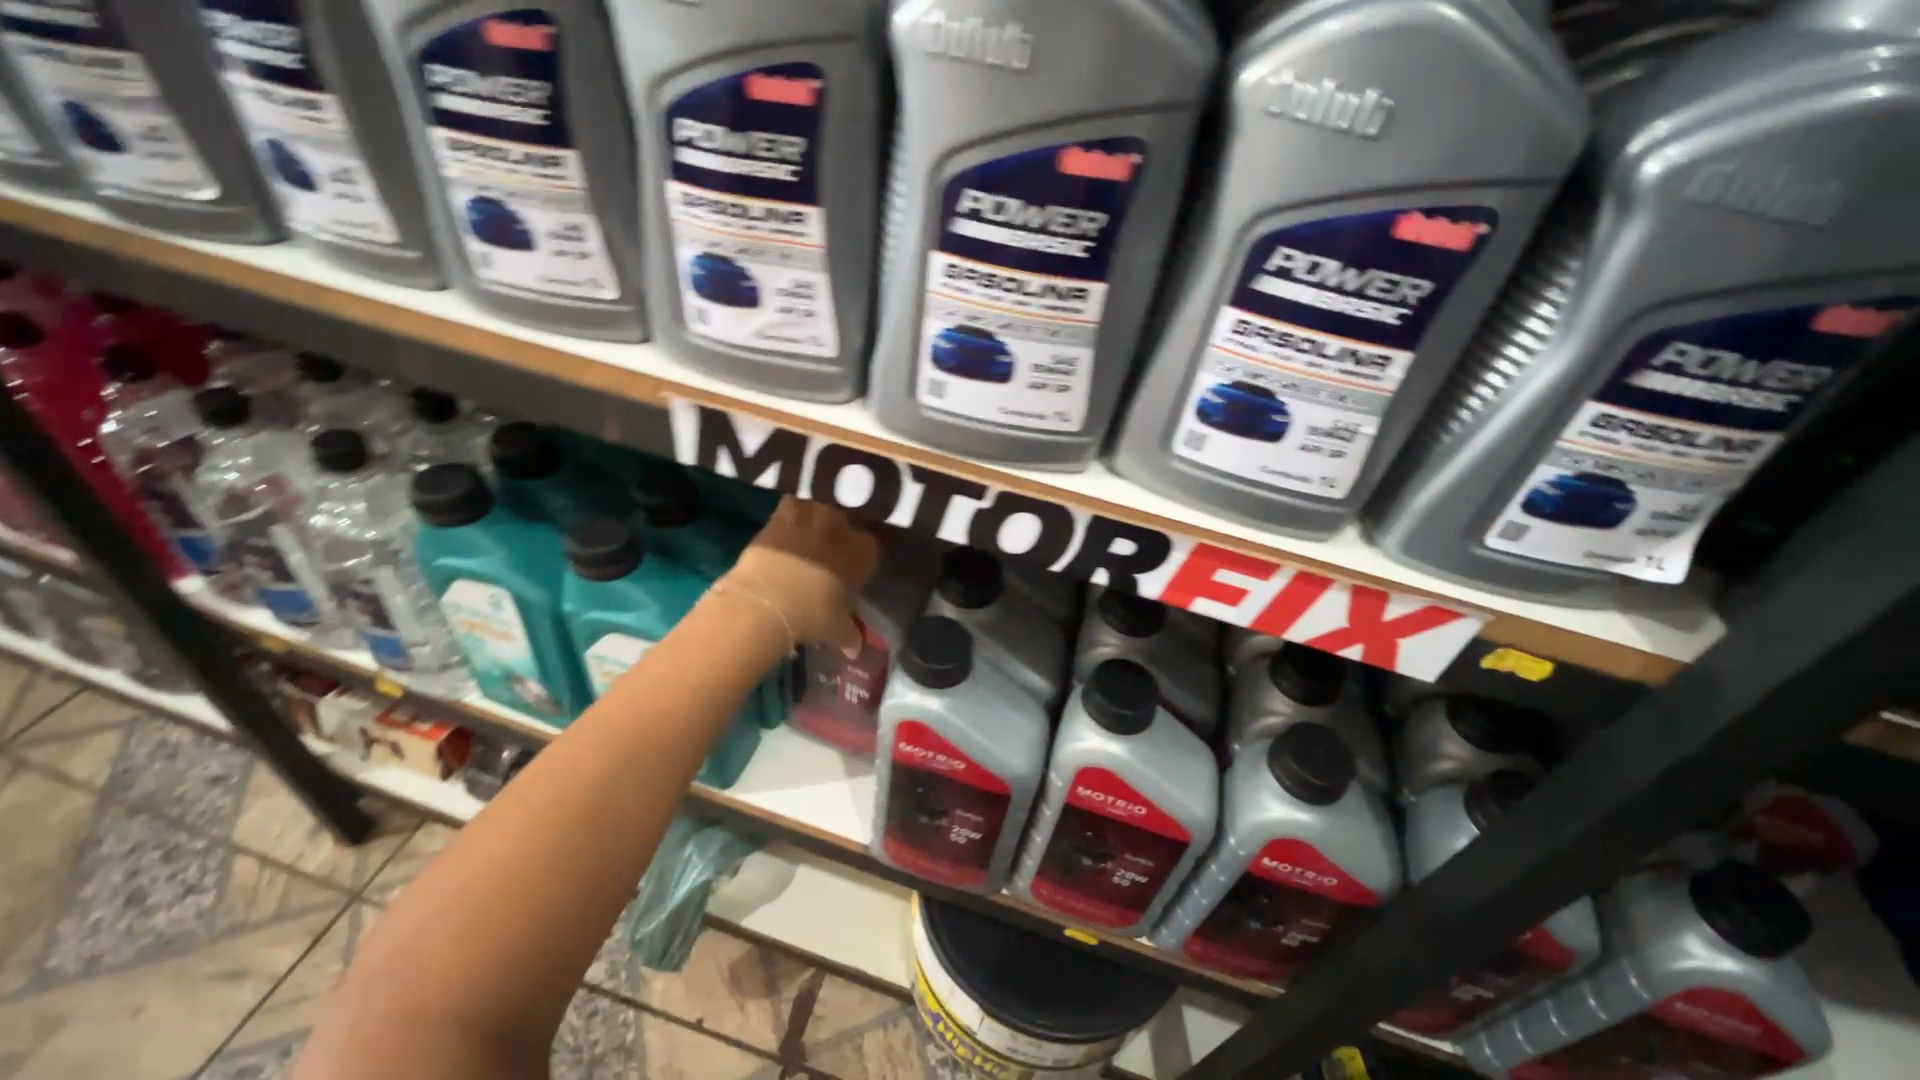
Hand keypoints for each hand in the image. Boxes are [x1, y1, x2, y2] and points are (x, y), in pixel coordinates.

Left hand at [724, 498, 881, 656]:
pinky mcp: (783, 511)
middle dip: (845, 526)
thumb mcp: (836, 629)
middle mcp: (845, 525)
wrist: (768, 600)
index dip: (864, 550)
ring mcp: (814, 513)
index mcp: (865, 551)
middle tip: (833, 540)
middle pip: (852, 516)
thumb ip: (850, 635)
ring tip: (811, 525)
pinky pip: (794, 502)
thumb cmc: (812, 615)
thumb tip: (855, 651)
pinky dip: (791, 510)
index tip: (856, 559)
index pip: (875, 542)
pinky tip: (787, 521)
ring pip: (823, 503)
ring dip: (819, 511)